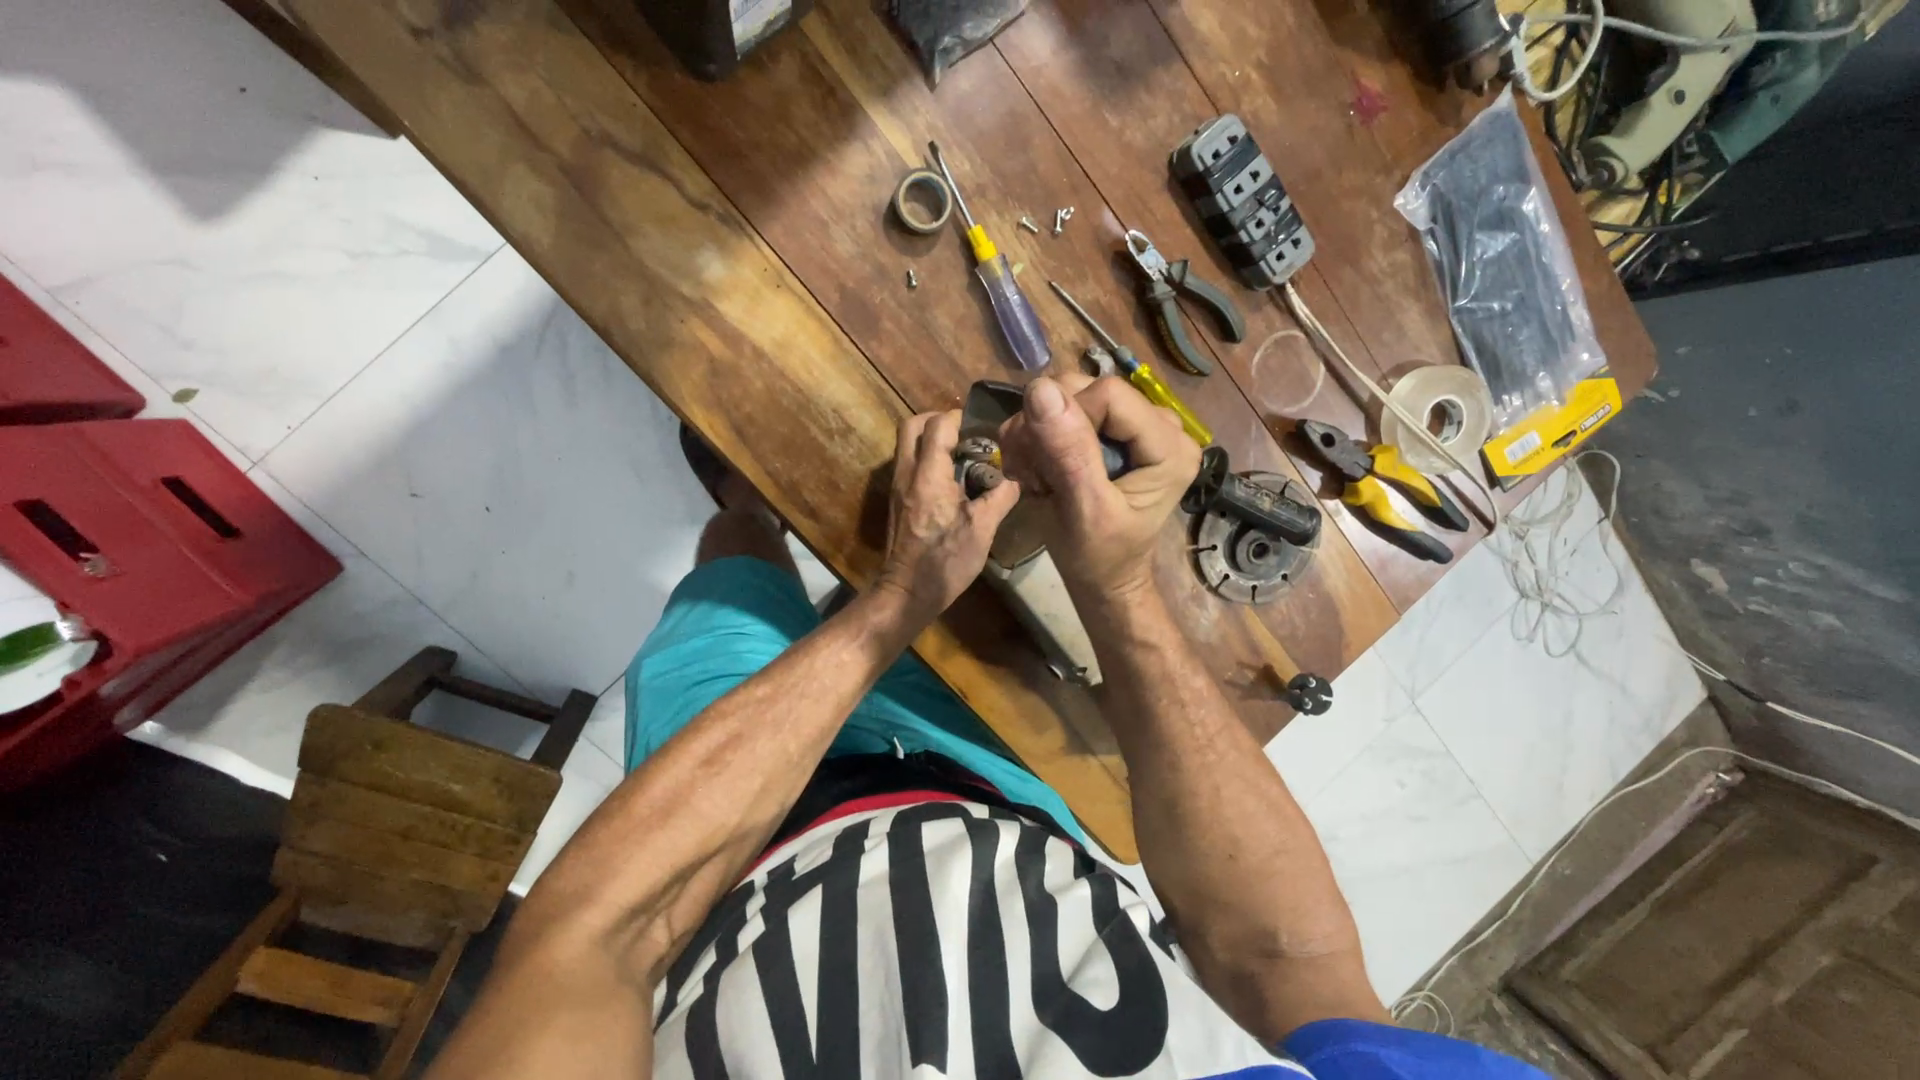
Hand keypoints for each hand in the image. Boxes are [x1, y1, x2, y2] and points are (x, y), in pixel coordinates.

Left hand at [874, 410, 1020, 622]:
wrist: (907, 592)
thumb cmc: (945, 561)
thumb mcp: (983, 529)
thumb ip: (1001, 496)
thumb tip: (1017, 478)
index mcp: (928, 475)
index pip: (938, 425)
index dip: (961, 419)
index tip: (983, 429)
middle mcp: (907, 473)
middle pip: (913, 425)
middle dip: (939, 421)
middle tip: (967, 435)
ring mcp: (897, 486)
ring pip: (908, 444)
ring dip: (932, 440)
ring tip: (963, 455)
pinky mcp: (897, 500)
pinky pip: (909, 464)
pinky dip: (928, 459)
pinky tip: (952, 479)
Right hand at [996, 375, 1201, 598]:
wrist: (1102, 578)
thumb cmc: (1099, 557)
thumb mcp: (1085, 512)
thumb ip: (1069, 453)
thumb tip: (1041, 390)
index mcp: (1170, 446)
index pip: (1107, 394)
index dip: (1066, 421)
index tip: (1048, 466)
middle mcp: (1160, 424)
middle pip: (1086, 388)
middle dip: (1046, 427)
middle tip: (1033, 472)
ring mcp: (1136, 422)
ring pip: (1068, 393)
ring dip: (1036, 433)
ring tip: (1035, 475)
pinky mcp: (1113, 427)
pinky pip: (1065, 407)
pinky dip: (1039, 436)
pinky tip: (1038, 469)